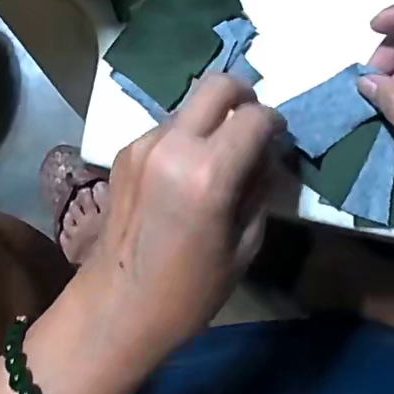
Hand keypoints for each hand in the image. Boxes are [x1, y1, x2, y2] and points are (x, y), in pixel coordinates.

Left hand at [79, 74, 280, 360]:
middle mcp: (173, 145)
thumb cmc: (188, 291)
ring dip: (214, 118)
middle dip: (245, 95)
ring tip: (219, 155)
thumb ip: (259, 187)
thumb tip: (265, 153)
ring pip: (192, 104)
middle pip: (219, 84)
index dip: (276, 122)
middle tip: (253, 124)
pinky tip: (187, 172)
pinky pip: (170, 127)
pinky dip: (188, 136)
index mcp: (208, 173)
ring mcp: (144, 143)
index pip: (255, 116)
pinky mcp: (125, 150)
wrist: (113, 310)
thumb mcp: (245, 244)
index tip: (279, 137)